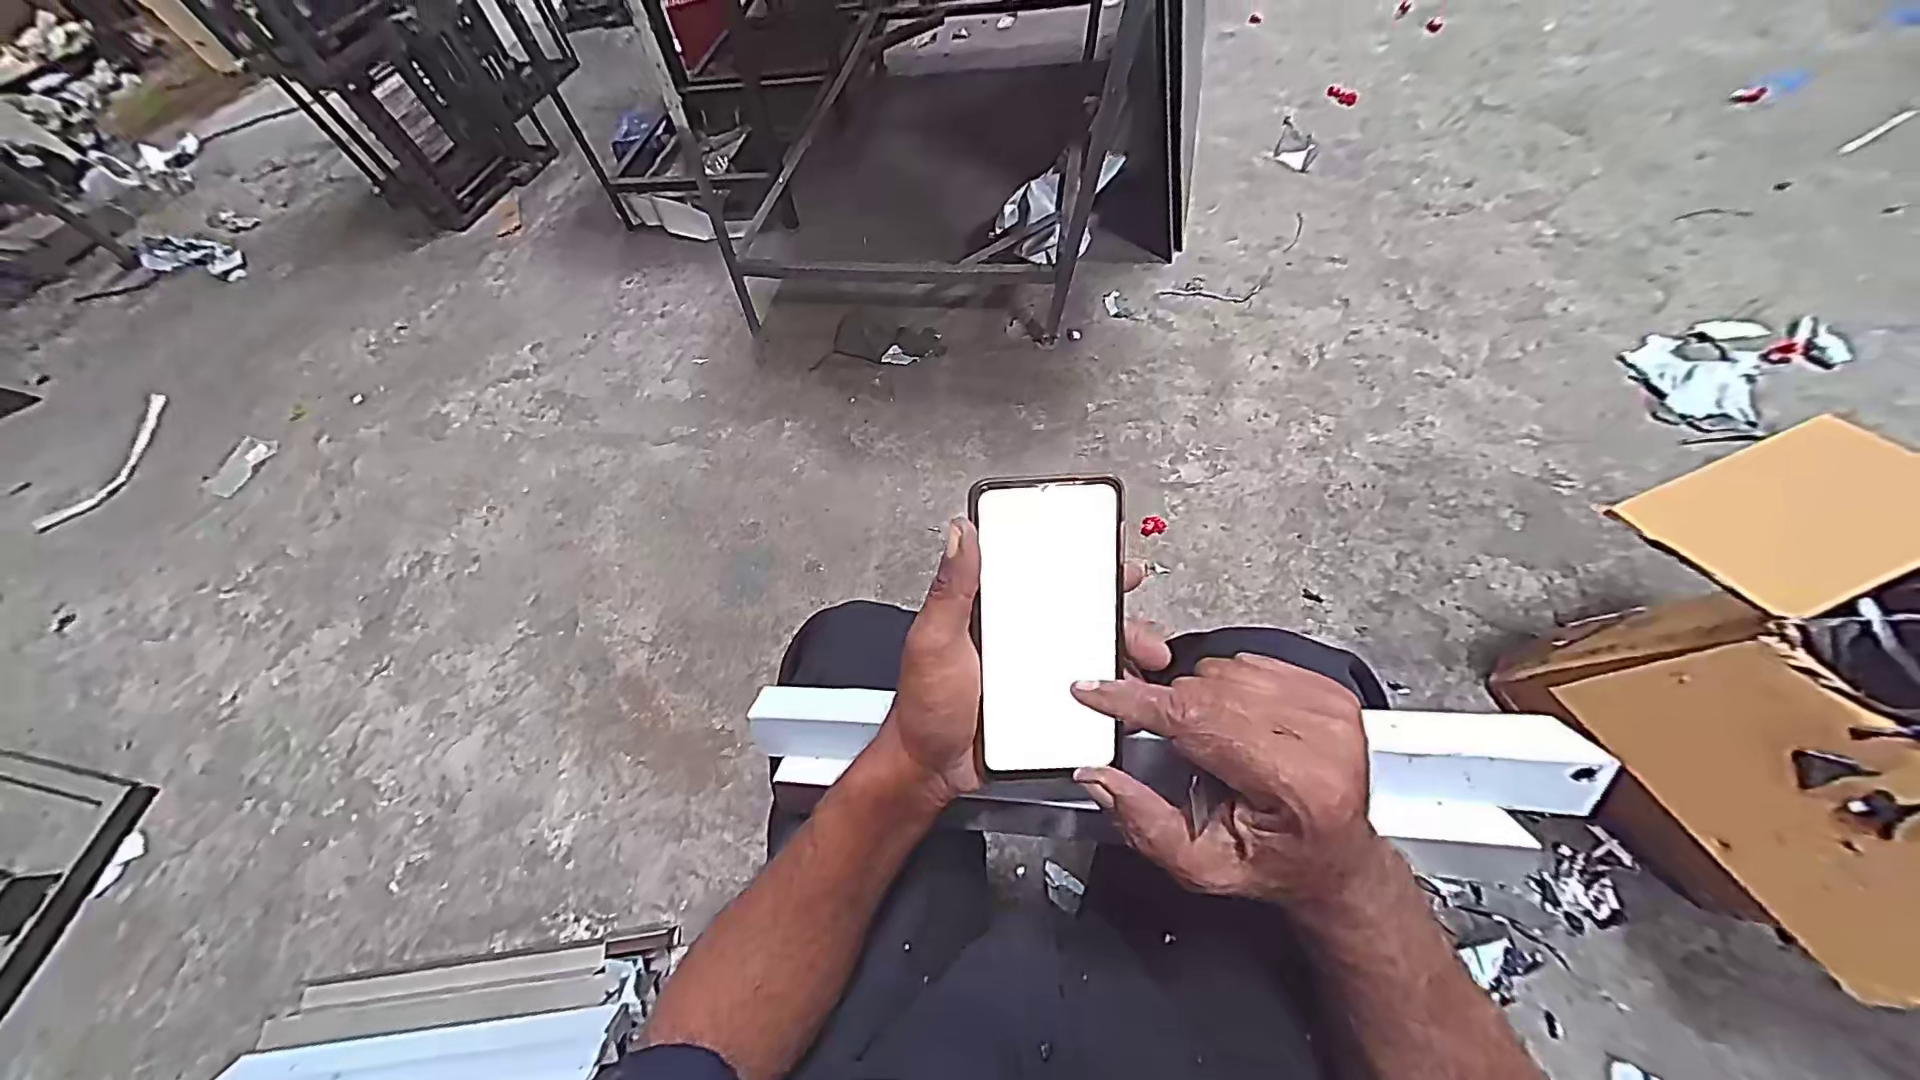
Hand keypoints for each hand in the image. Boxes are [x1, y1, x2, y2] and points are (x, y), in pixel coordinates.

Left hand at [883, 522, 1167, 805]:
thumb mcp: (935, 640)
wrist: (932, 768)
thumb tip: (961, 533)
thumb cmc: (924, 705)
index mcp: (989, 612)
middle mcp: (1015, 635)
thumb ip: (951, 588)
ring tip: (1144, 652)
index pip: (1036, 573)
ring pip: (1086, 648)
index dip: (1072, 558)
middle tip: (1135, 597)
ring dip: (1120, 646)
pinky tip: (1126, 689)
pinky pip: (1085, 687)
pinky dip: (1111, 686)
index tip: (1106, 546)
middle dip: (1111, 603)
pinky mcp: (1044, 700)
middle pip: (1073, 609)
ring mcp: (1033, 669)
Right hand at [1070, 653, 1388, 909]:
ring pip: (1220, 668)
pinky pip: (1246, 662)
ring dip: (1200, 697)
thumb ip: (1143, 822)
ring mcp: (1328, 707)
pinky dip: (1226, 686)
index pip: (1195, 718)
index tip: (1095, 690)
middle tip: (1177, 751)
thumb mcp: (1204, 866)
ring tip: (1213, 742)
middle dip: (1170, 710)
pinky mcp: (1328, 687)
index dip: (1135, 701)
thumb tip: (1098, 777)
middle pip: (1203, 688)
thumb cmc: (1280, 864)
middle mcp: (1323, 736)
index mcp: (1299, 784)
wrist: (1337, 860)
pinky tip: (1236, 722)